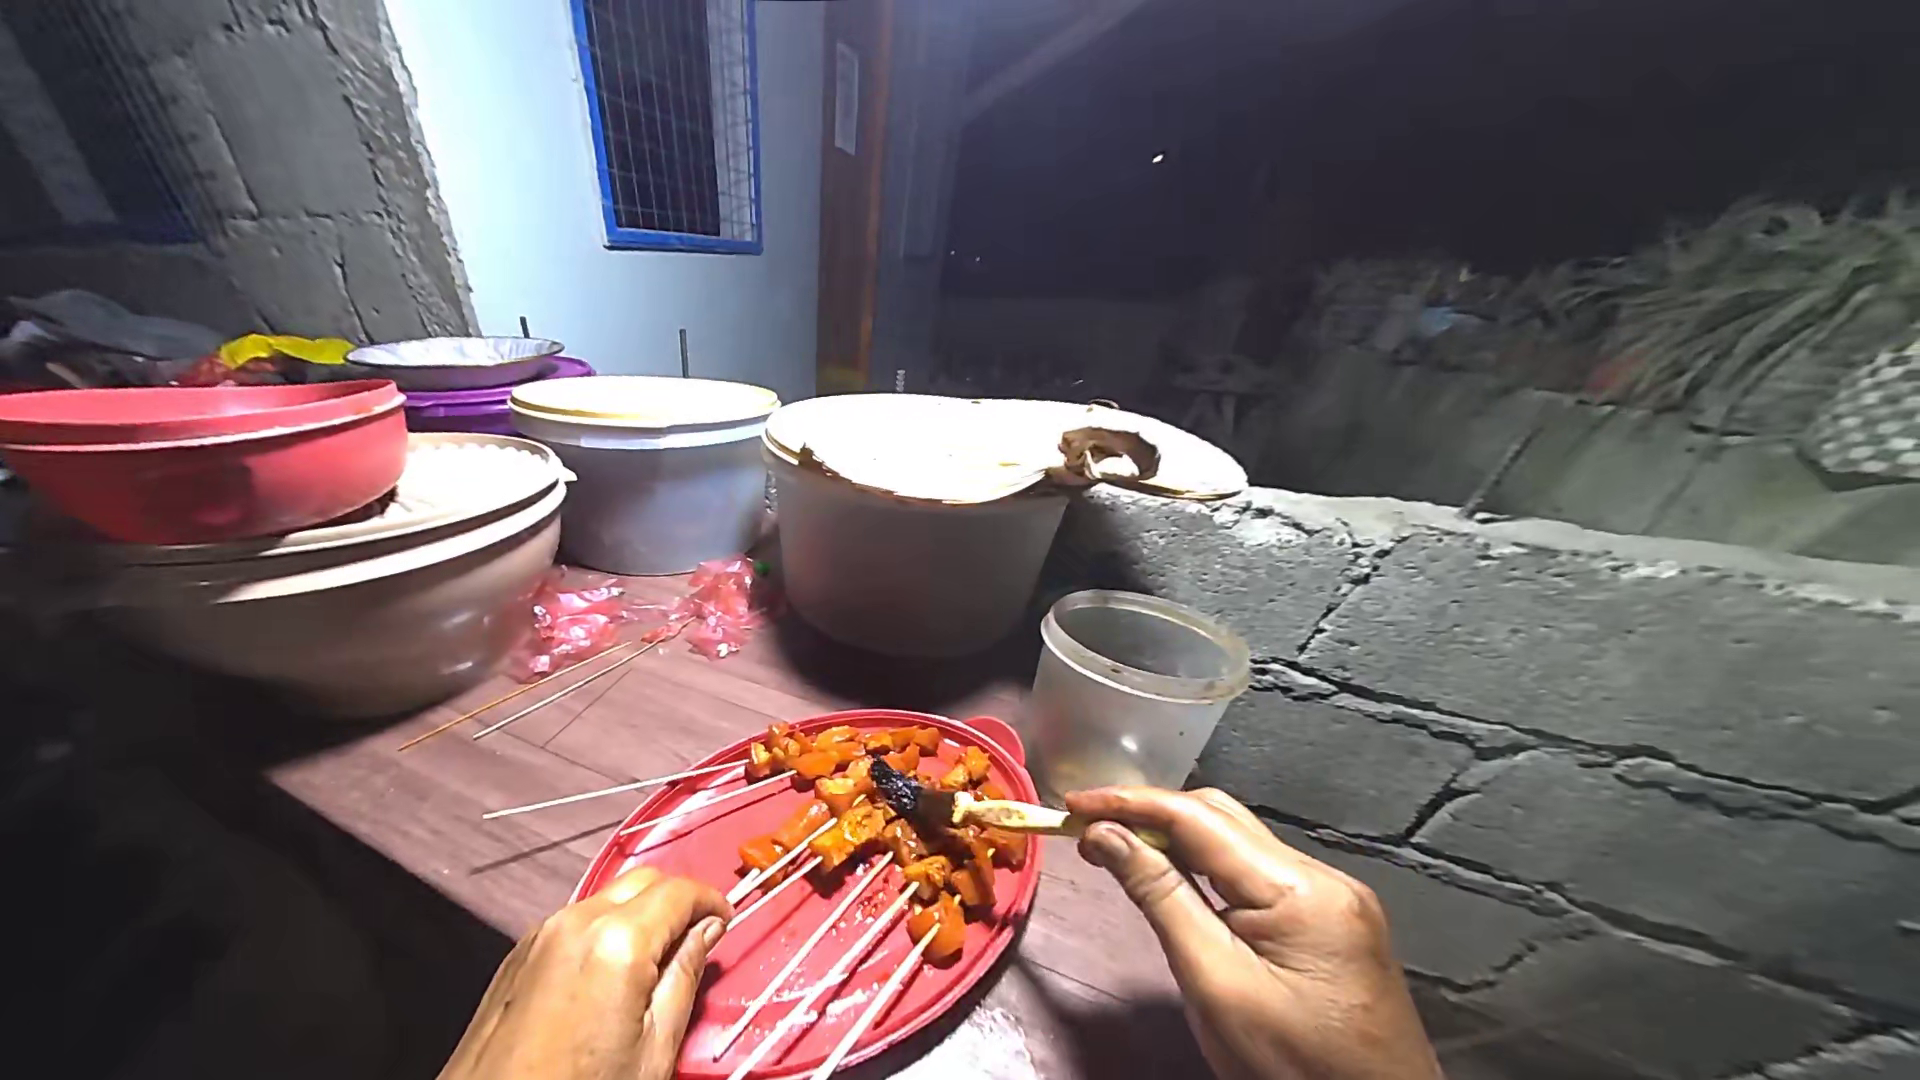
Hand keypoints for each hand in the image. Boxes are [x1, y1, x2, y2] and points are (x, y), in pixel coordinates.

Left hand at [438, 867, 731, 1079]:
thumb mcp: (652, 1051)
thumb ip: (685, 976)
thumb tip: (705, 932)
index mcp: (617, 940)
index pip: (681, 892)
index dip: (710, 902)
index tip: (723, 921)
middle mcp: (577, 922)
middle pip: (646, 881)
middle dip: (677, 900)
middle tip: (695, 937)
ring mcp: (541, 936)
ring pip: (612, 896)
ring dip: (642, 912)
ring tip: (653, 958)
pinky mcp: (516, 956)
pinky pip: (578, 919)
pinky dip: (607, 926)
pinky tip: (611, 970)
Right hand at [1066, 787, 1442, 1079]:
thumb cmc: (1294, 1075)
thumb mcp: (1214, 985)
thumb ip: (1159, 896)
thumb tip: (1104, 834)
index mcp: (1299, 888)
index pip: (1197, 818)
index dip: (1129, 803)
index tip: (1075, 805)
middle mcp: (1319, 874)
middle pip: (1218, 816)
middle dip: (1150, 813)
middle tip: (1091, 828)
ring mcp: (1329, 894)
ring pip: (1233, 838)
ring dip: (1173, 835)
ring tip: (1119, 845)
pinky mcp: (1326, 915)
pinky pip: (1250, 868)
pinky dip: (1203, 862)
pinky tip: (1172, 873)